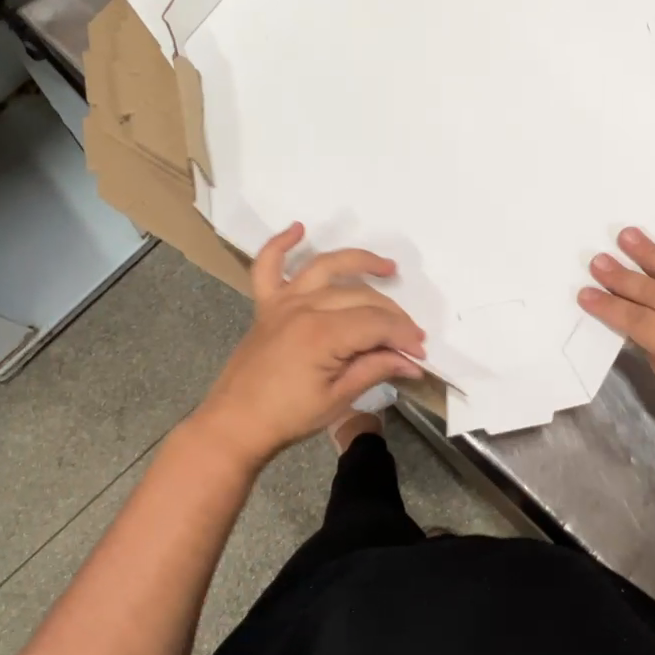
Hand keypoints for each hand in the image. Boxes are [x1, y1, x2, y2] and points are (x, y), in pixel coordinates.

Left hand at [192, 223, 425, 466]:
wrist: (234, 425)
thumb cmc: (288, 417)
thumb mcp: (339, 398)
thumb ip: (375, 369)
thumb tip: (411, 361)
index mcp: (323, 334)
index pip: (377, 323)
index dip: (403, 335)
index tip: (420, 353)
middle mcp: (304, 308)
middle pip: (360, 297)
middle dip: (392, 316)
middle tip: (411, 339)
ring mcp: (283, 303)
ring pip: (326, 269)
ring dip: (358, 262)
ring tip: (388, 267)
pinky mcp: (266, 306)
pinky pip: (268, 267)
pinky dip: (280, 244)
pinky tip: (298, 229)